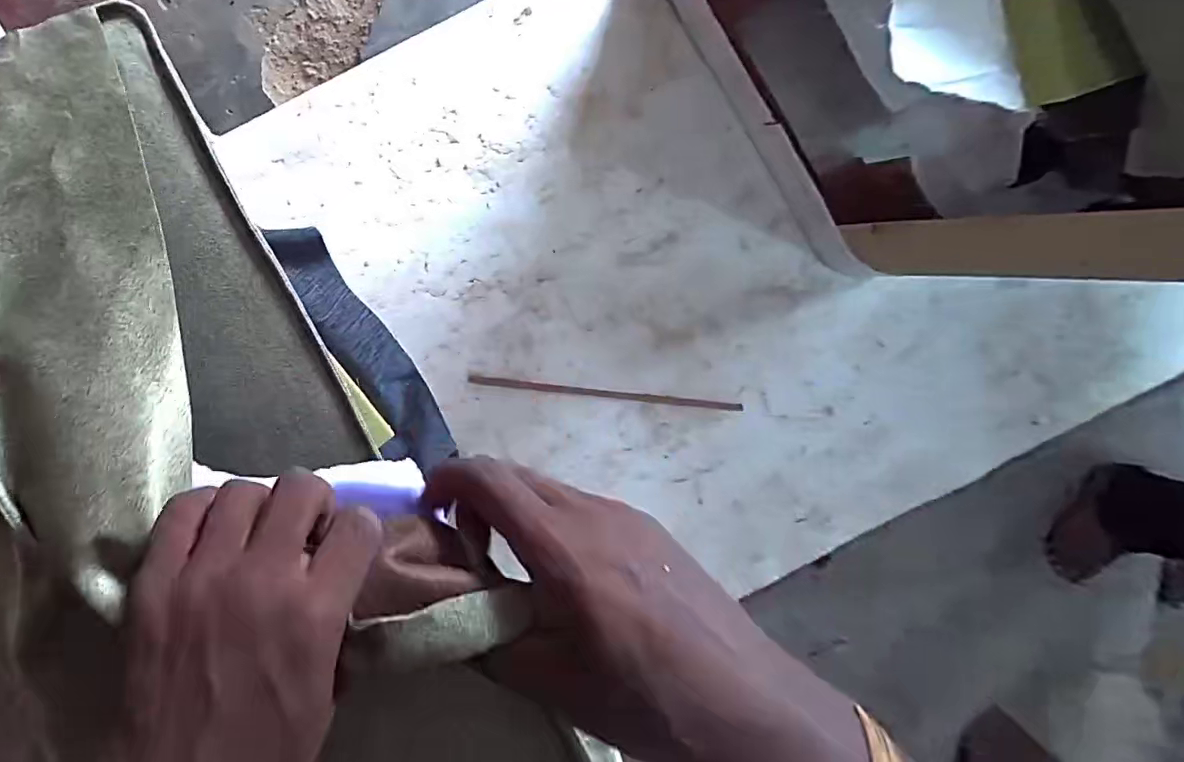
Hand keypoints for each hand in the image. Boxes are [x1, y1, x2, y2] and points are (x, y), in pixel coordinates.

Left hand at [121, 473, 384, 761]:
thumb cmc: (260, 753)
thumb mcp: (321, 701)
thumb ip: (334, 633)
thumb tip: (337, 582)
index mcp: (311, 616)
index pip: (355, 531)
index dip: (359, 528)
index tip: (350, 534)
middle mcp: (260, 579)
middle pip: (298, 490)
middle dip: (312, 498)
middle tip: (305, 519)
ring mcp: (202, 572)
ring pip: (240, 491)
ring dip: (259, 502)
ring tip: (255, 523)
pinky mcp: (156, 576)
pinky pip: (183, 509)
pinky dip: (203, 506)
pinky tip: (211, 523)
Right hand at [421, 458, 867, 761]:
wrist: (761, 714)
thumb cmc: (647, 698)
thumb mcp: (550, 680)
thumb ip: (482, 636)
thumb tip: (437, 609)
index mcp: (561, 546)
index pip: (484, 477)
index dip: (444, 479)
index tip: (427, 508)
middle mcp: (588, 512)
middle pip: (508, 472)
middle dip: (471, 494)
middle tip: (464, 541)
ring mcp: (621, 514)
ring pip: (541, 485)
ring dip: (510, 506)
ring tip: (512, 560)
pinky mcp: (645, 526)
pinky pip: (575, 502)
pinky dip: (545, 516)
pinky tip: (564, 570)